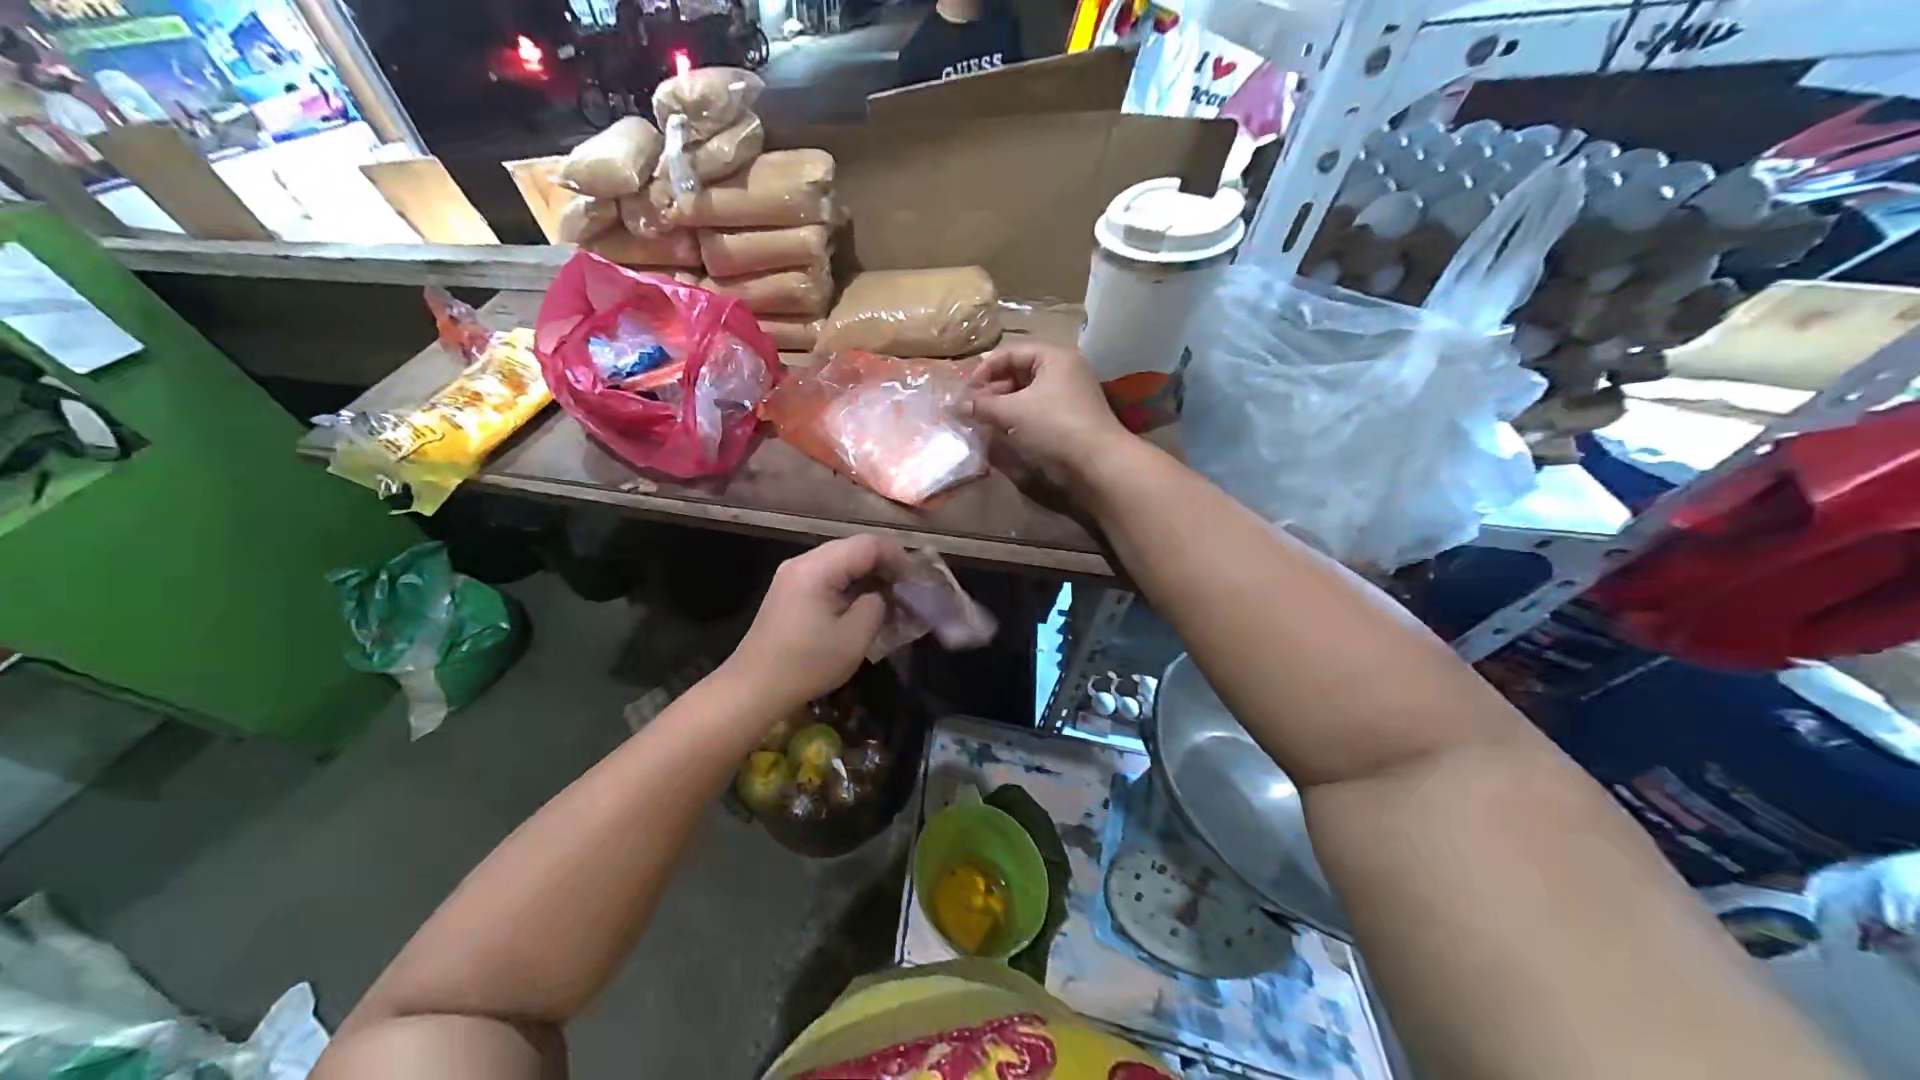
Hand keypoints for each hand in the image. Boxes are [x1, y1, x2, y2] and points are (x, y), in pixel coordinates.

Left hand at [721, 534, 904, 709]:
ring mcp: (793, 575)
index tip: (916, 581)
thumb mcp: (854, 638)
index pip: (867, 544)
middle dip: (884, 565)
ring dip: (868, 575)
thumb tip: (882, 594)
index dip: (898, 557)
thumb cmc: (806, 664)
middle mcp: (802, 562)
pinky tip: (864, 605)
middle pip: (853, 548)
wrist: (753, 688)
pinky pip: (827, 575)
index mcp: (817, 568)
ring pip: (841, 561)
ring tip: (890, 598)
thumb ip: (876, 605)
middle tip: (907, 590)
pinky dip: (850, 584)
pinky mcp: (790, 590)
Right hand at [967, 339, 1129, 492]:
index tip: (966, 392)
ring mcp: (1069, 394)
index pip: (1010, 352)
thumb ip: (983, 405)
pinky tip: (1004, 431)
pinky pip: (1037, 409)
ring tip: (984, 421)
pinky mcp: (1070, 417)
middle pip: (1019, 371)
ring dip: (1003, 405)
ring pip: (1027, 392)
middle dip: (993, 389)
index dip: (985, 370)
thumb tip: (959, 405)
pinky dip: (1018, 416)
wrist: (1098, 462)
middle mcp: (1064, 370)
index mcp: (1053, 357)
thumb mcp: (1013, 412)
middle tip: (972, 409)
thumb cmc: (1055, 426)